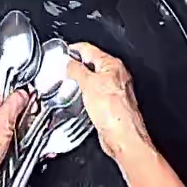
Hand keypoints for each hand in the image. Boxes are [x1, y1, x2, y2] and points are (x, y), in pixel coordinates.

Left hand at [0, 86, 29, 186]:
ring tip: (16, 138)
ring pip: (2, 126)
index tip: (28, 100)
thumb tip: (24, 92)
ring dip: (13, 131)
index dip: (17, 94)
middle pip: (3, 108)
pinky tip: (9, 149)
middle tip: (25, 120)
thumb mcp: (6, 117)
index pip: (2, 89)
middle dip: (16, 115)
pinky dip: (7, 144)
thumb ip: (17, 100)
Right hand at [66, 42, 151, 160]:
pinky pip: (96, 92)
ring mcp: (115, 90)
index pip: (89, 49)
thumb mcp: (88, 84)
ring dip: (81, 80)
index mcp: (112, 65)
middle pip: (92, 63)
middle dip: (77, 65)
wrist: (123, 138)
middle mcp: (116, 75)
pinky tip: (80, 98)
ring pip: (94, 79)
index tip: (64, 50)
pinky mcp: (112, 104)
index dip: (74, 49)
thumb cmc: (114, 112)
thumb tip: (69, 63)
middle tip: (63, 68)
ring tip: (68, 82)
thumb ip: (76, 70)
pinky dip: (86, 93)